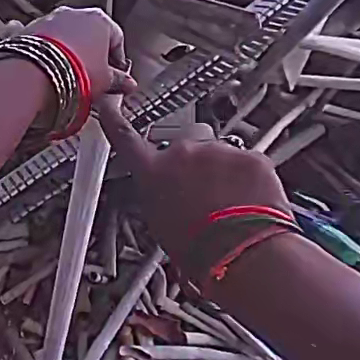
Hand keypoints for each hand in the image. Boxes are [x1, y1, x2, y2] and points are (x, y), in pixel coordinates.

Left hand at [22, 7, 133, 96]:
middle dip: (91, 54)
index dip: (117, 59)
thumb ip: (118, 80)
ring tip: (67, 76)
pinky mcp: (28, 29)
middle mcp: (74, 13)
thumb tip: (129, 84)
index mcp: (100, 20)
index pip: (116, 37)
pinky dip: (44, 51)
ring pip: (63, 36)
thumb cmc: (76, 73)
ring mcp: (49, 19)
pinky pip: (40, 40)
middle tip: (91, 78)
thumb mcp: (104, 81)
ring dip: (67, 52)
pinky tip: (44, 67)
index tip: (115, 75)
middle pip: (88, 34)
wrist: (34, 73)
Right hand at [96, 97, 292, 259]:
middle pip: (185, 151)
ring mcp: (217, 151)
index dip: (114, 117)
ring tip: (229, 210)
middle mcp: (181, 154)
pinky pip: (247, 163)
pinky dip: (249, 181)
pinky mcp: (249, 156)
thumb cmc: (199, 251)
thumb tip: (166, 193)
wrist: (243, 256)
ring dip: (223, 177)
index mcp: (152, 172)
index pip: (124, 136)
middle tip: (203, 201)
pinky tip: (249, 205)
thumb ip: (158, 195)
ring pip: (219, 158)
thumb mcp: (159, 225)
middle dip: (194, 170)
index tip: (109, 102)